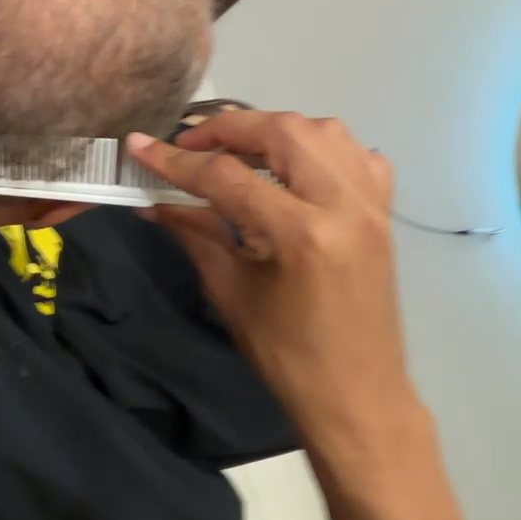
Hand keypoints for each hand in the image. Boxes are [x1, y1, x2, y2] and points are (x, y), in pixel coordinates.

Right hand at [125, 113, 414, 448]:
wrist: (355, 391)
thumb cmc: (282, 350)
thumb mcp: (226, 288)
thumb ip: (192, 231)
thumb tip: (150, 199)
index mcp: (299, 233)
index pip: (225, 175)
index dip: (174, 159)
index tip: (137, 145)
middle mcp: (342, 206)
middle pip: (281, 131)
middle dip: (226, 127)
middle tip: (188, 144)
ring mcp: (371, 205)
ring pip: (323, 130)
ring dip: (272, 129)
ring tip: (236, 149)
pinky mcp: (383, 212)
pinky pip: (355, 154)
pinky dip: (318, 146)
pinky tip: (291, 167)